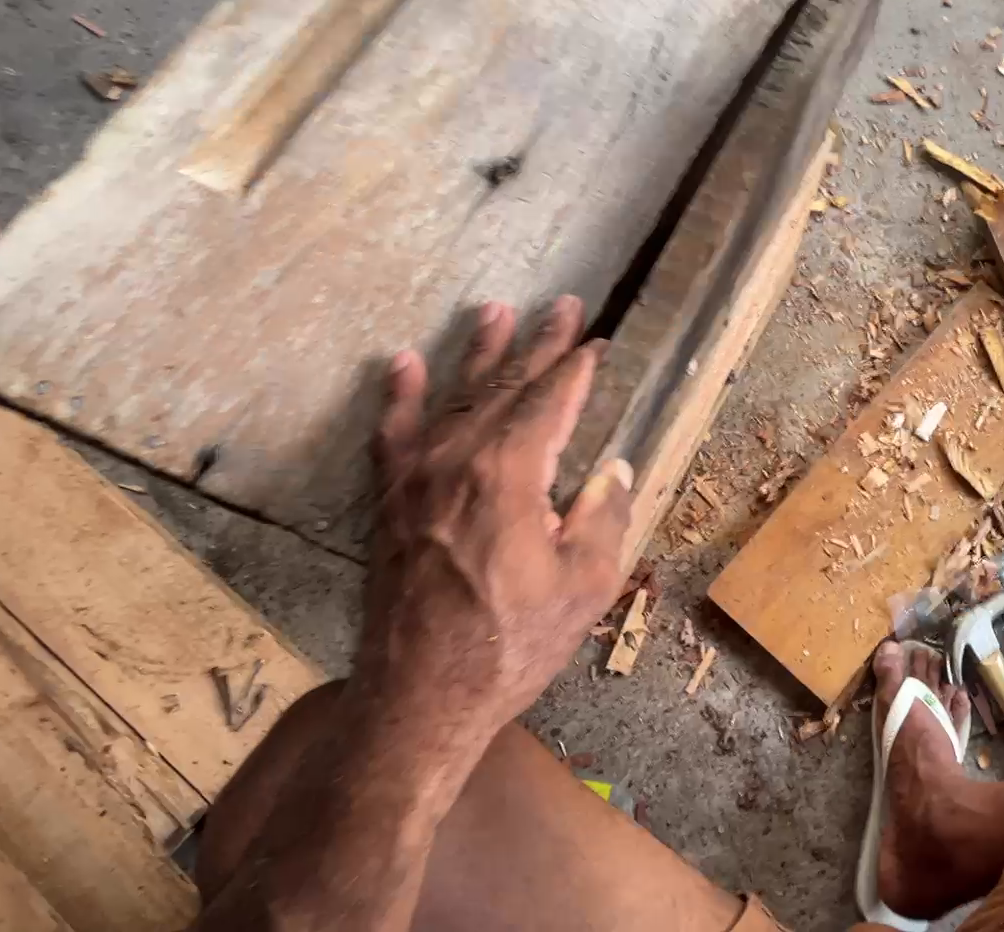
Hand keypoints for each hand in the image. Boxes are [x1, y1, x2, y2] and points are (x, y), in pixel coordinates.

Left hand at [356, 295, 632, 728]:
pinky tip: (402, 363)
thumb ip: (603, 514)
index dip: (577, 368)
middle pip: (505, 387)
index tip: (597, 341)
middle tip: (562, 305)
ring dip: (478, 352)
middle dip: (538, 343)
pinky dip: (399, 396)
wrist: (422, 699)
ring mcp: (416, 479)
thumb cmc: (514, 643)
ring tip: (494, 312)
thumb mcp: (586, 584)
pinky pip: (393, 434)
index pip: (551, 402)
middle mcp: (458, 461)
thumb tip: (614, 467)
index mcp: (510, 476)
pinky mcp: (390, 503)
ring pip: (451, 397)